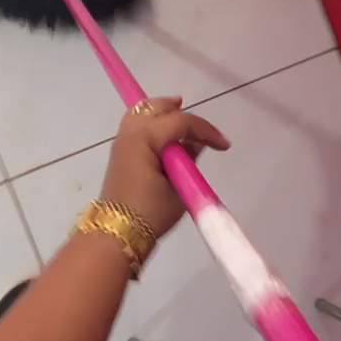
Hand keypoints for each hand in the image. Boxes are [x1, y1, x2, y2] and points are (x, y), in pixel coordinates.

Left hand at [99, 96, 229, 234]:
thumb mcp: (179, 189)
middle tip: (190, 109)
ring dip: (159, 112)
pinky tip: (162, 133)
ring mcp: (121, 143)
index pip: (180, 121)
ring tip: (177, 114)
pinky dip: (149, 123)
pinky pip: (135, 127)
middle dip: (173, 107)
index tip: (224, 146)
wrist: (116, 233)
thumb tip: (194, 145)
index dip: (205, 130)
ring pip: (140, 114)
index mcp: (145, 139)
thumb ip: (189, 161)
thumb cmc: (150, 213)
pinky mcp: (119, 155)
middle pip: (152, 108)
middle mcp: (130, 135)